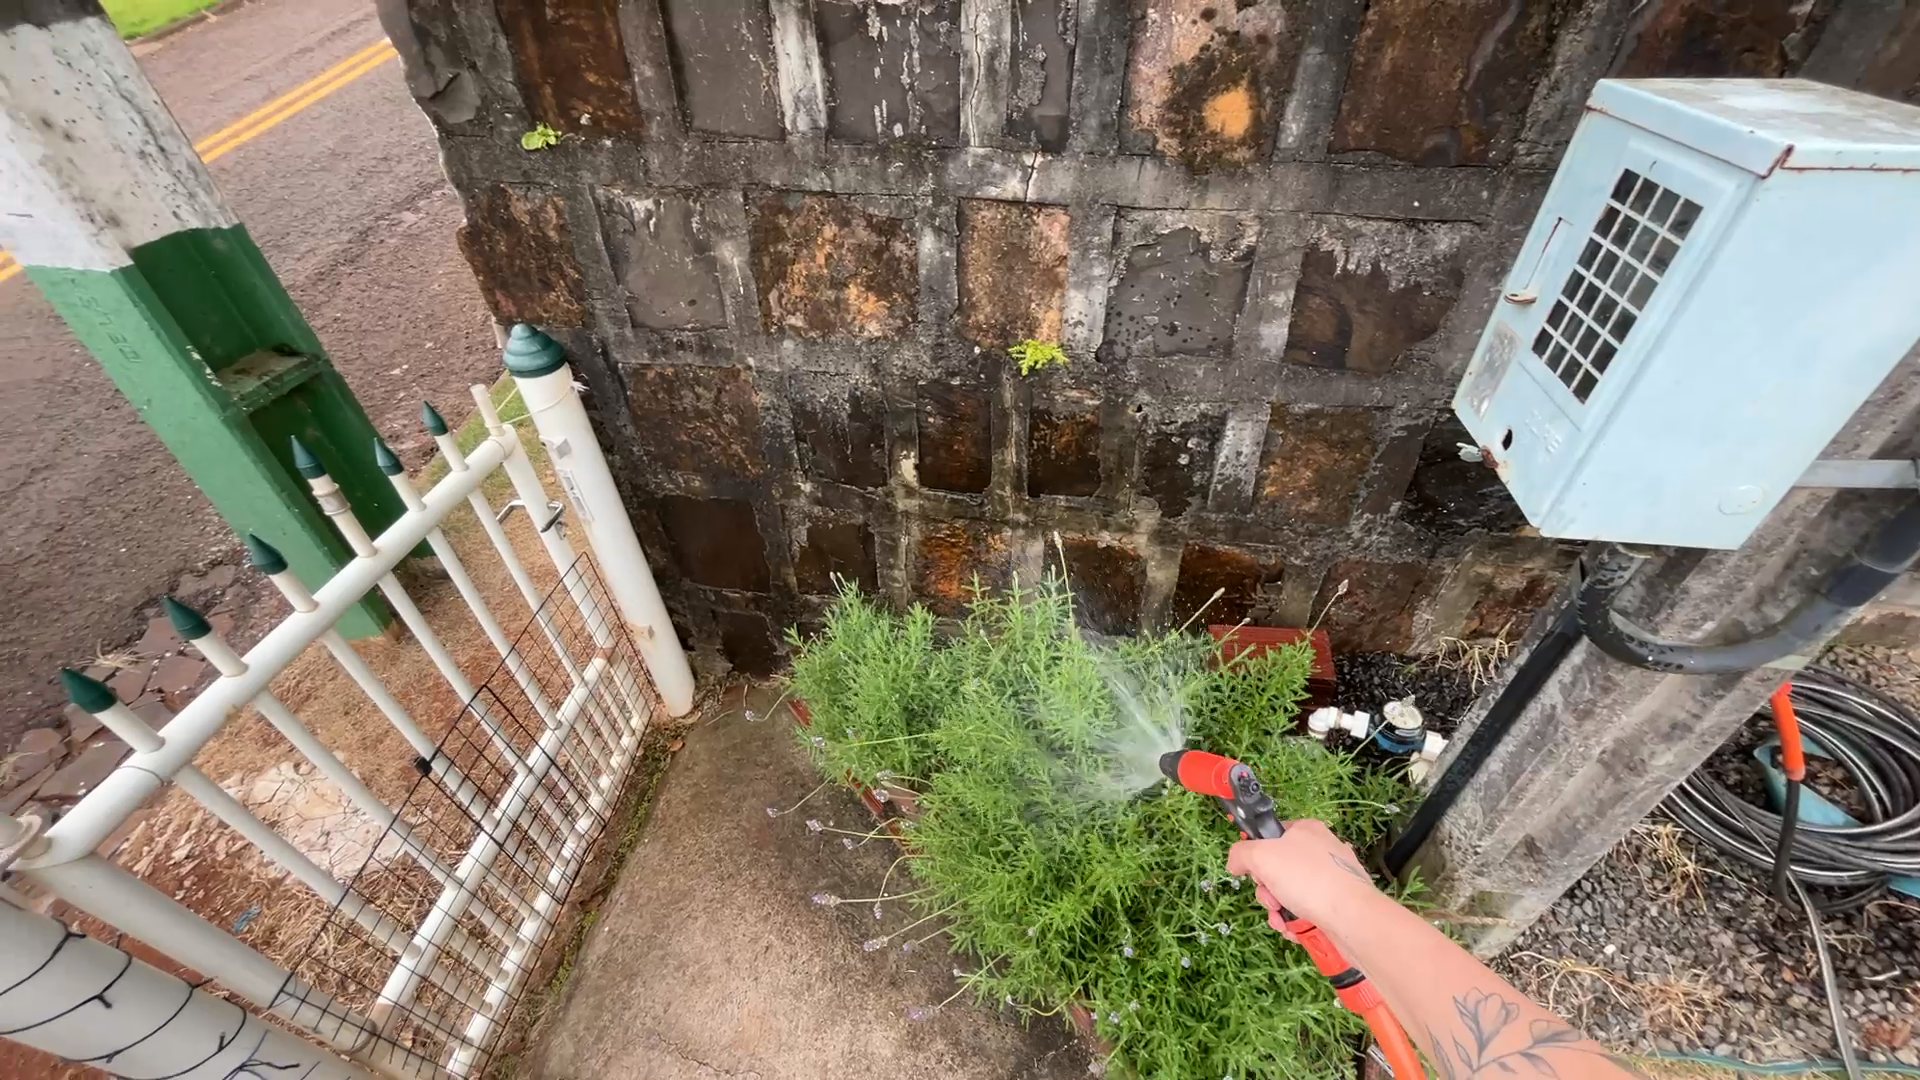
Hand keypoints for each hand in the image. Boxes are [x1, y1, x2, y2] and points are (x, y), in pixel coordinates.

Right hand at [1226, 820, 1380, 935]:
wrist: (1353, 918)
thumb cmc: (1306, 878)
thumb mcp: (1259, 856)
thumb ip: (1239, 854)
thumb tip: (1235, 864)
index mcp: (1307, 830)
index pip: (1273, 836)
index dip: (1258, 855)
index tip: (1256, 872)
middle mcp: (1323, 850)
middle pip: (1280, 868)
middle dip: (1268, 890)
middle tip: (1271, 900)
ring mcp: (1336, 879)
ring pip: (1293, 892)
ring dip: (1280, 909)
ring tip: (1282, 921)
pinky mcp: (1343, 905)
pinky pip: (1310, 910)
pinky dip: (1298, 921)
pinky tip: (1295, 930)